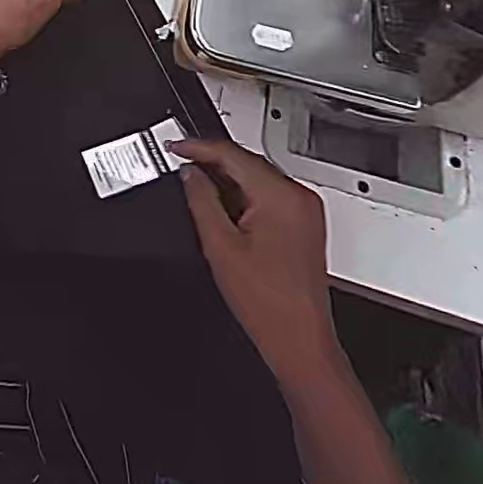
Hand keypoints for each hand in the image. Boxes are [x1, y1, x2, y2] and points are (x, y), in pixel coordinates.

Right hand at [171, 138, 336, 376]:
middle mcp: (300, 196)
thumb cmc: (269, 303)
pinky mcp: (305, 221)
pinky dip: (244, 196)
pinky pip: (270, 194)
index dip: (199, 147)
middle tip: (182, 164)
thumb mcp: (220, 246)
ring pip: (258, 178)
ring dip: (228, 180)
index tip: (177, 145)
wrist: (298, 338)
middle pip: (248, 162)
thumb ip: (201, 200)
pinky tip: (225, 209)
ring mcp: (306, 208)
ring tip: (199, 191)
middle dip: (213, 163)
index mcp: (281, 196)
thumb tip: (190, 173)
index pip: (233, 154)